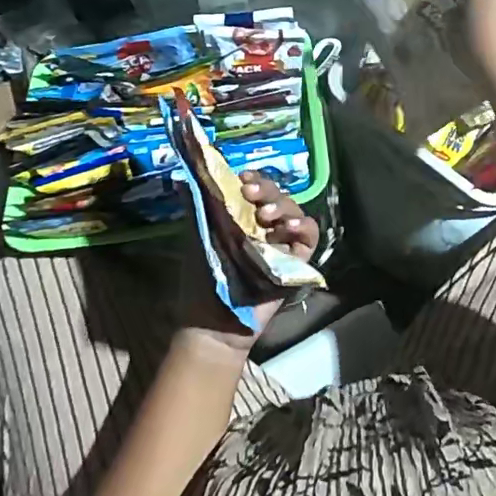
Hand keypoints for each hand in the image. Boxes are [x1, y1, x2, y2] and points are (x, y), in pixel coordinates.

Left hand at [178, 171, 320, 355]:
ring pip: (295, 211)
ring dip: (283, 205)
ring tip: (265, 214)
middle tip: (250, 191)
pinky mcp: (296, 262)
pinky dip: (303, 227)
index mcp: (243, 217)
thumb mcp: (196, 235)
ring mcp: (282, 243)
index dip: (254, 177)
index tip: (242, 176)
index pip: (257, 188)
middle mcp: (265, 226)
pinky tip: (288, 228)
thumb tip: (185, 176)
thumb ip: (196, 205)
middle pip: (278, 195)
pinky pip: (310, 237)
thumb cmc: (204, 278)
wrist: (212, 320)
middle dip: (267, 188)